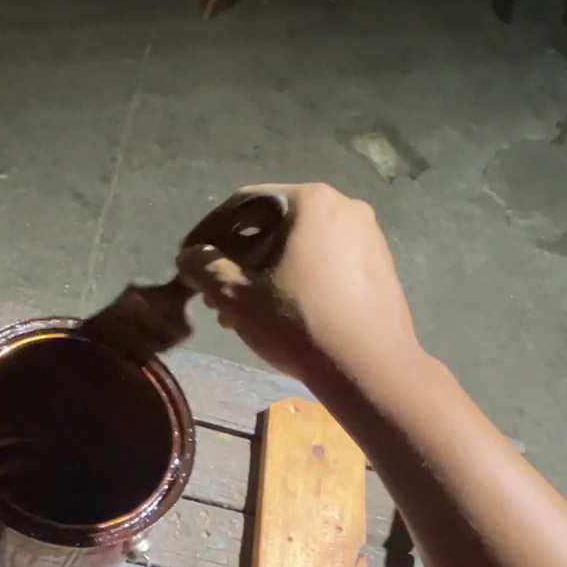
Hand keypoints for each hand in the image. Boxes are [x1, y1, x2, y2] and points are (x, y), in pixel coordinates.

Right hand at [175, 183, 418, 381]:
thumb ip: (204, 268)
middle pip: (273, 226)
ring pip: (298, 247)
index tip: (188, 261)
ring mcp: (366, 236)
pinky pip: (324, 263)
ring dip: (263, 274)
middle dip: (237, 260)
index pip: (243, 204)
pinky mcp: (378, 266)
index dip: (207, 233)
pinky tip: (279, 313)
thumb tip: (190, 257)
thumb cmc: (296, 322)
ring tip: (241, 311)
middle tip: (212, 294)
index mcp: (309, 201)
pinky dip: (294, 280)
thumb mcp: (235, 295)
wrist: (366, 366)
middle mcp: (343, 206)